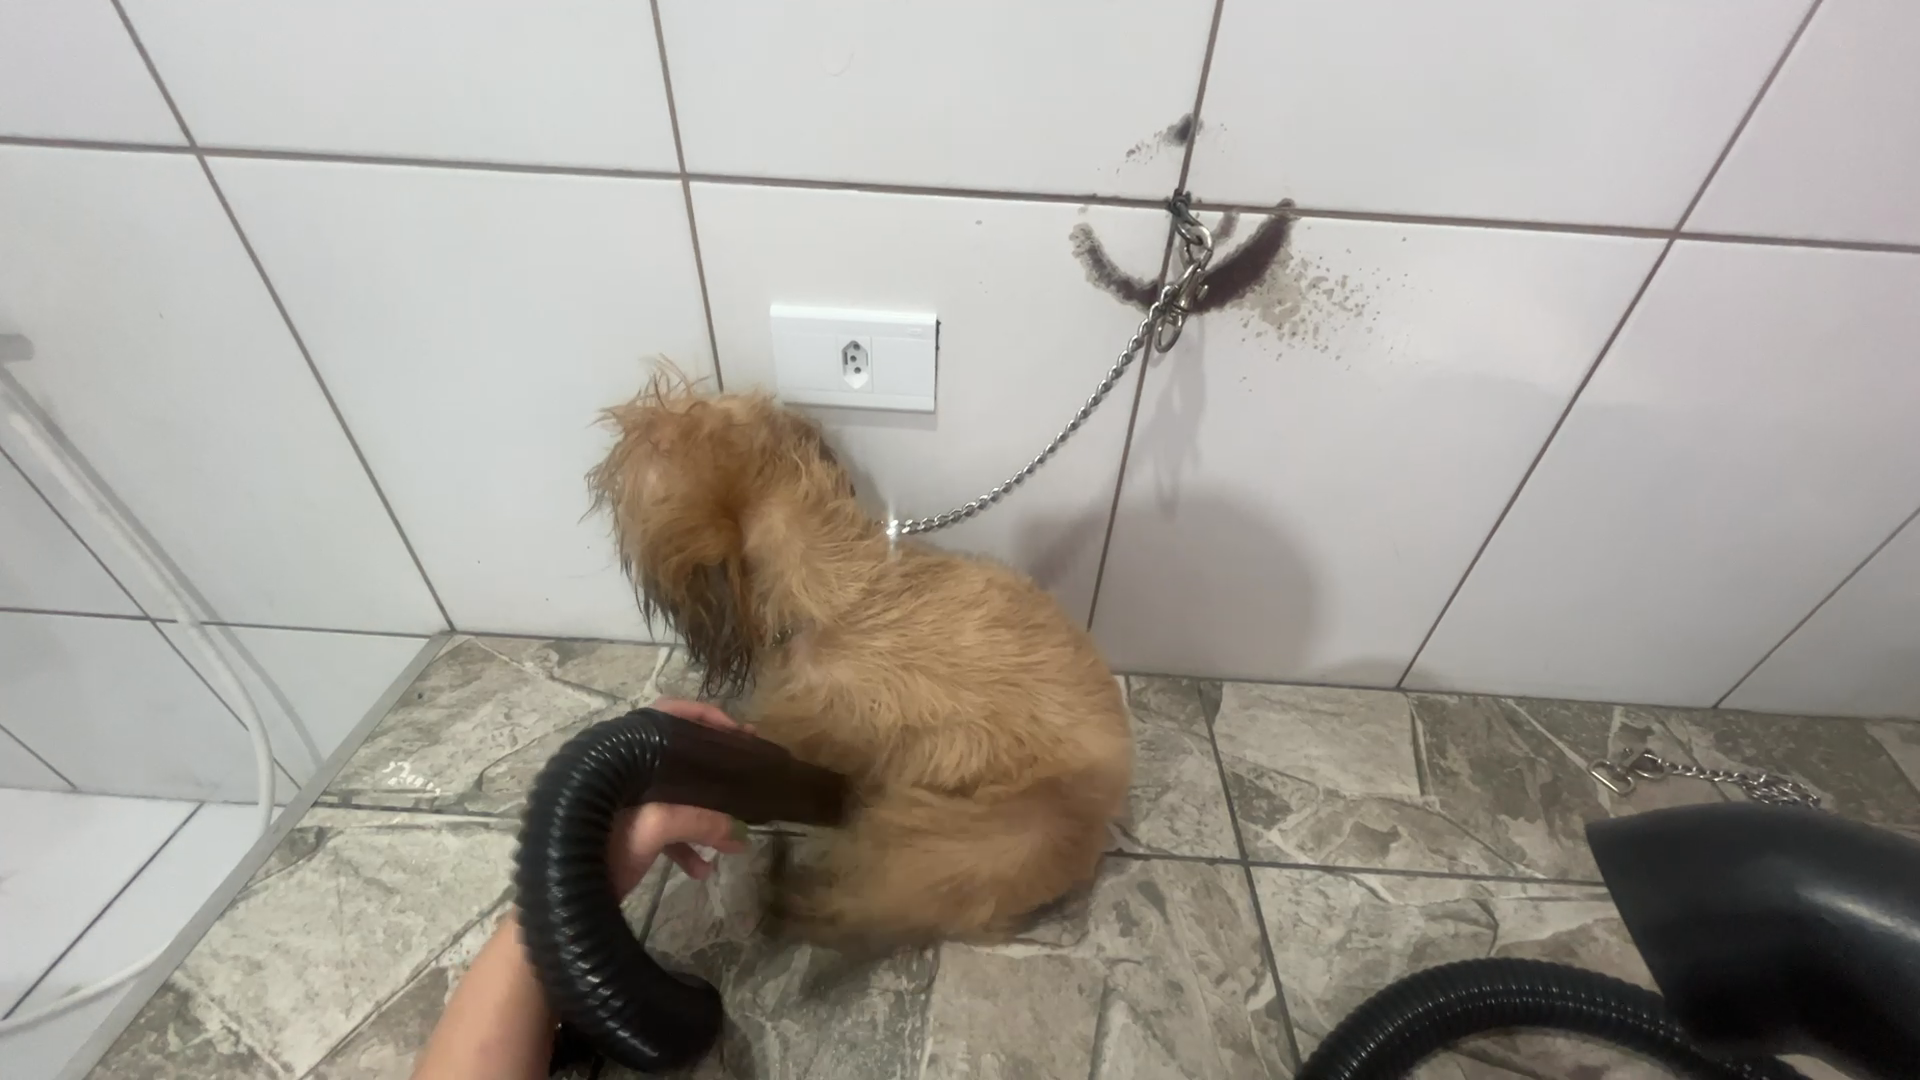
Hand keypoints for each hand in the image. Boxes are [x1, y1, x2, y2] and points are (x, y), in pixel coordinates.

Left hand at [605, 699, 751, 895]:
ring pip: (673, 794)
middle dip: (713, 767)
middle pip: (676, 754)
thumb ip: (702, 822)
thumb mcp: (655, 828)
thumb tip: (741, 833)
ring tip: (733, 837)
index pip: (667, 715)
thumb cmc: (601, 849)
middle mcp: (620, 770)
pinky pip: (661, 825)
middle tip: (745, 771)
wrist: (559, 908)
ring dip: (704, 815)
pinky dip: (684, 843)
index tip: (739, 734)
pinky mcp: (620, 830)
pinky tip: (701, 869)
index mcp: (622, 754)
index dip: (705, 717)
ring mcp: (619, 802)